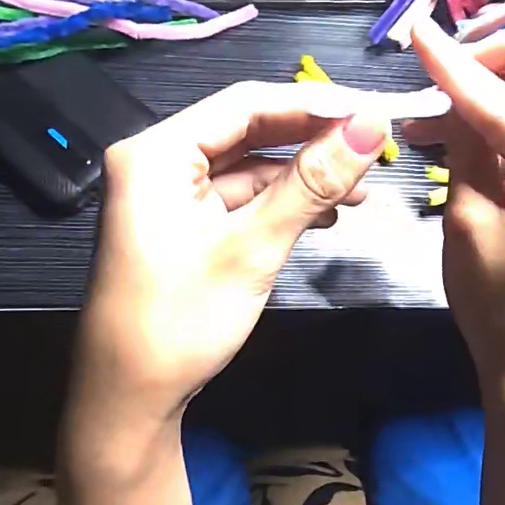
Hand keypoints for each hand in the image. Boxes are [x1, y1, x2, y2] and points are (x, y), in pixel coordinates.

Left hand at [71, 81, 389, 430]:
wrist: (131, 400)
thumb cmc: (180, 323)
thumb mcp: (252, 249)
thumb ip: (311, 183)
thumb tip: (371, 128)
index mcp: (157, 153)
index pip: (246, 104)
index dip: (314, 104)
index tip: (373, 113)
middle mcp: (158, 163)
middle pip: (247, 132)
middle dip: (311, 141)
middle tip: (373, 146)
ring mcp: (169, 197)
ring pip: (247, 168)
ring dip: (301, 177)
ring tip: (358, 191)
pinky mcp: (183, 227)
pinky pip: (238, 200)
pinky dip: (279, 205)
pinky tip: (322, 217)